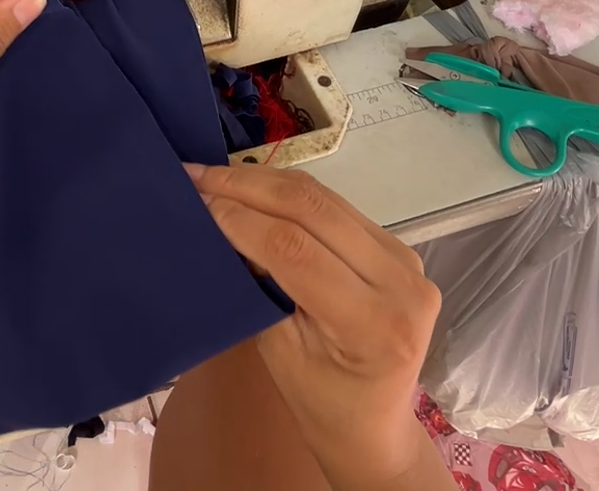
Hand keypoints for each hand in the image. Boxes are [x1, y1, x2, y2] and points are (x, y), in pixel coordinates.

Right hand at [189, 163, 442, 490]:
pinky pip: (334, 204)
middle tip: (195, 174)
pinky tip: (251, 184)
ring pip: (322, 196)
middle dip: (245, 185)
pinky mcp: (397, 245)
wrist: (375, 424)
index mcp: (372, 324)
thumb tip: (218, 219)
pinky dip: (287, 191)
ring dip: (263, 179)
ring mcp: (405, 258)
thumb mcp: (277, 348)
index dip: (239, 217)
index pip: (294, 249)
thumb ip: (255, 281)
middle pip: (312, 209)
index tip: (193, 198)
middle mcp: (400, 282)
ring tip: (215, 173)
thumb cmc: (318, 401)